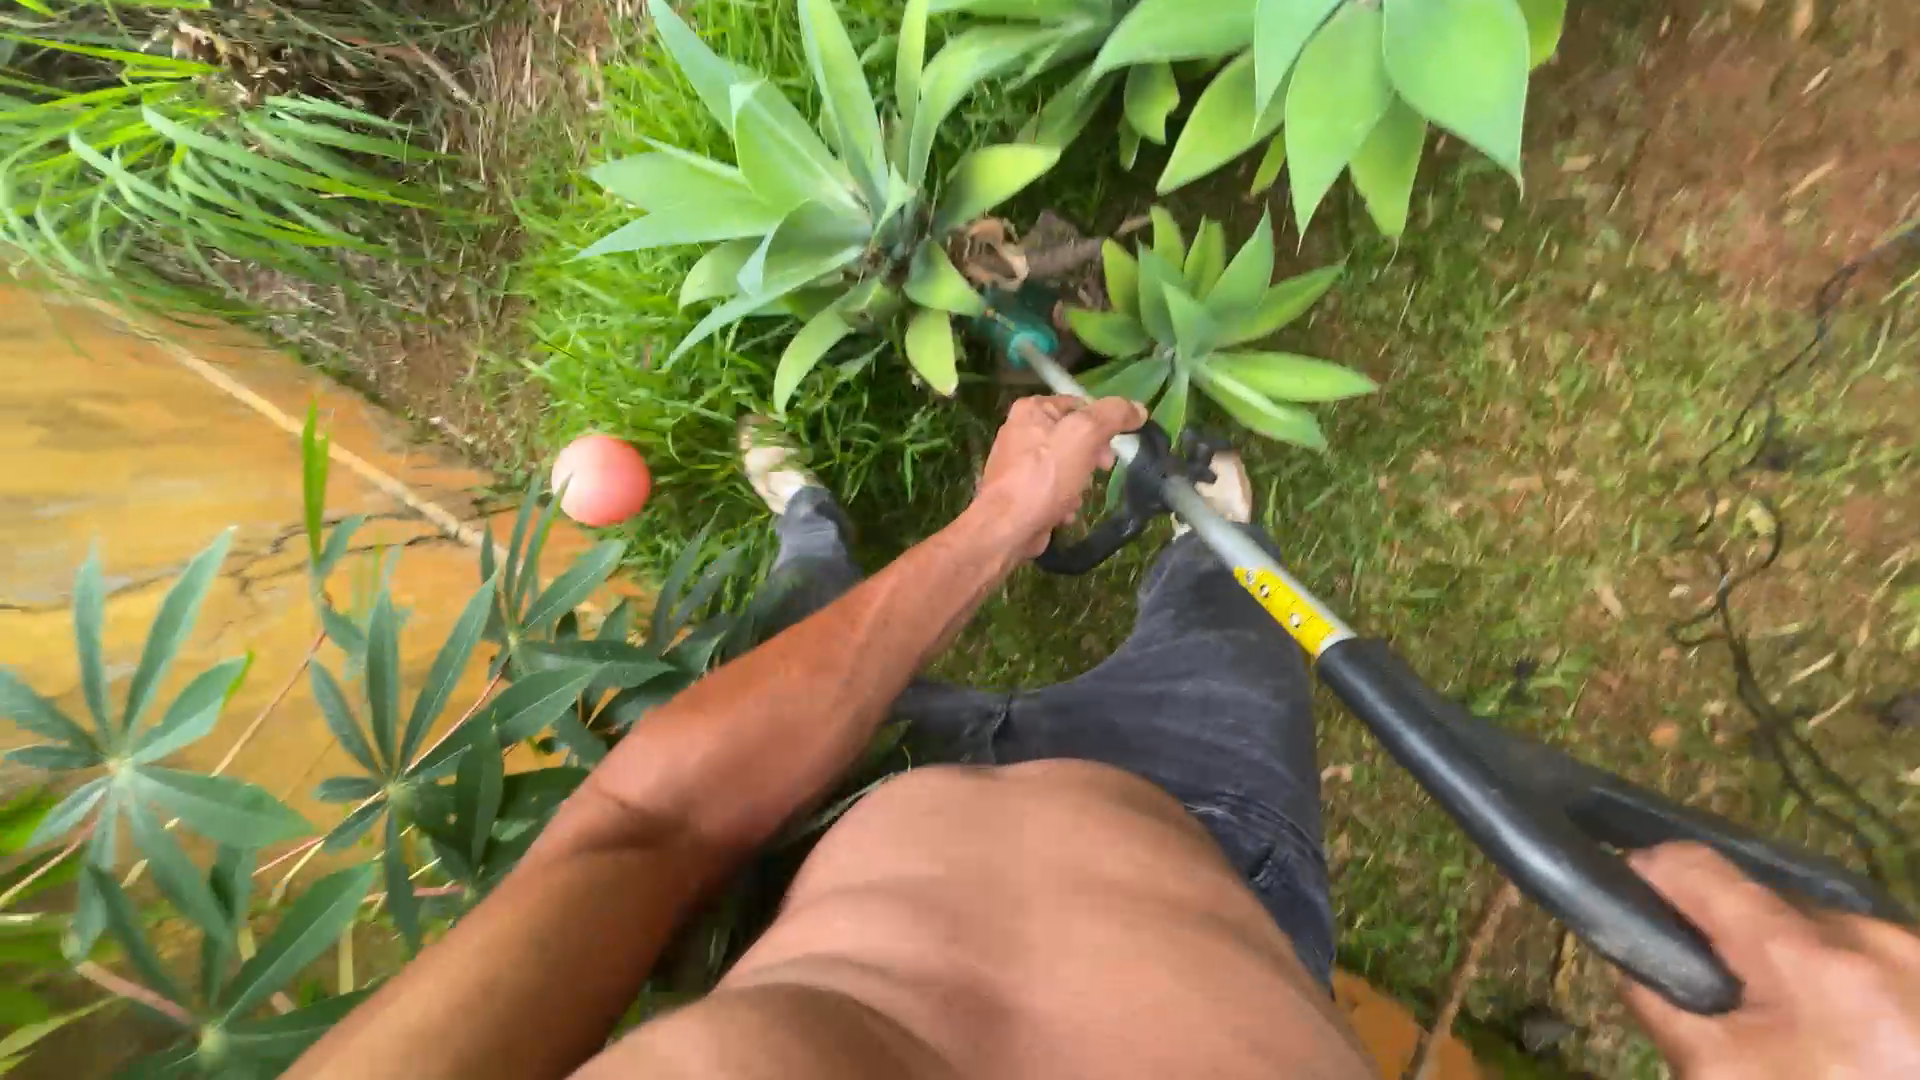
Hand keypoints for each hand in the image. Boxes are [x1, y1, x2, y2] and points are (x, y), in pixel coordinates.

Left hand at [972, 395, 1147, 557]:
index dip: (1103, 424)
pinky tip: (1063, 512)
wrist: (1008, 528)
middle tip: (1100, 470)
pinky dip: (1064, 500)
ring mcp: (1019, 463)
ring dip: (1079, 483)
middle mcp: (1021, 431)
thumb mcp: (1084, 435)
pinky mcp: (1022, 491)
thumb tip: (1138, 409)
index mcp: (1032, 409)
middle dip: (1091, 458)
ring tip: (1074, 496)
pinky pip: (1055, 489)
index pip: (1081, 405)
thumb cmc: (1044, 476)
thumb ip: (1112, 416)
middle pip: (1075, 437)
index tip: (1114, 446)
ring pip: (1068, 466)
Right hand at [1622, 842, 1919, 1077]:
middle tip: (1736, 1005)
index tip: (1638, 911)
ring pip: (1818, 928)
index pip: (1690, 863)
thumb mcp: (1714, 1071)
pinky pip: (1872, 956)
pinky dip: (1847, 983)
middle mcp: (1875, 939)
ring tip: (1809, 1032)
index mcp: (1808, 958)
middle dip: (1732, 938)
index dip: (1646, 876)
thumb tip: (1632, 946)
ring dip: (1793, 961)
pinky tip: (1861, 1040)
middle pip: (1757, 898)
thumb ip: (1654, 994)